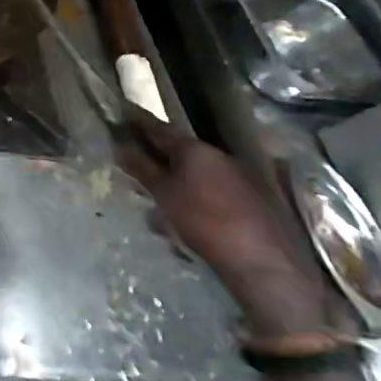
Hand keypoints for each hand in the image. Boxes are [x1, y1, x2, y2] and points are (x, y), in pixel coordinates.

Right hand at [118, 121, 325, 334]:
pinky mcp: (250, 200)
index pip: (158, 127)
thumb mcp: (163, 194)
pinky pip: (210, 190)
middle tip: (134, 163)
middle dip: (155, 156)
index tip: (119, 117)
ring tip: (158, 200)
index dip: (136, 122)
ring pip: (194, 171)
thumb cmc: (203, 221)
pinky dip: (193, 195)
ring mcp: (237, 177)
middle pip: (178, 150)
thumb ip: (140, 167)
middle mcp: (218, 155)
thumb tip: (120, 146)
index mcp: (194, 148)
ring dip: (175, 180)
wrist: (261, 263)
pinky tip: (185, 216)